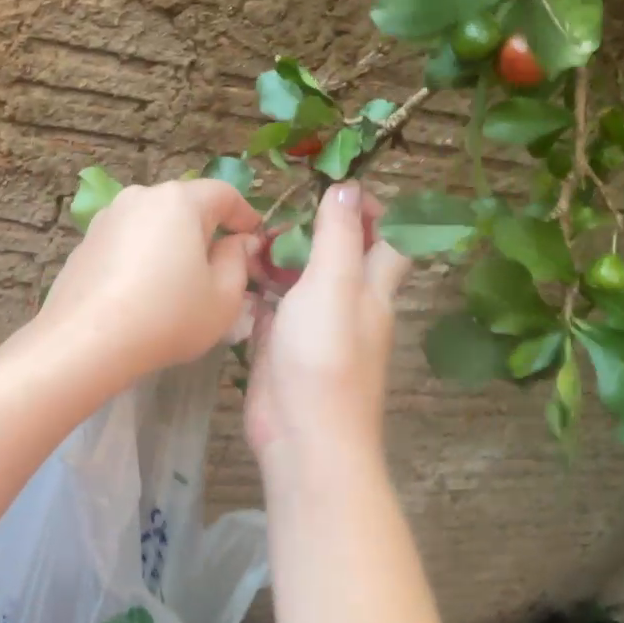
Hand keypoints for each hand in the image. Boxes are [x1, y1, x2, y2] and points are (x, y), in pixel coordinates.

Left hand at [35, 179, 260, 381]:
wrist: (87, 341)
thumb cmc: (167, 316)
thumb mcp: (223, 297)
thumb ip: (238, 261)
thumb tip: (238, 242)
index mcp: (179, 201)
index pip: (223, 193)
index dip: (245, 214)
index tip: (255, 237)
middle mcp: (139, 197)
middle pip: (184, 205)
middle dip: (205, 229)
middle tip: (218, 265)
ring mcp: (106, 218)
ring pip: (151, 223)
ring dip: (170, 242)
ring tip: (177, 281)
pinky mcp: (84, 243)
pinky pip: (125, 242)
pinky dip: (140, 256)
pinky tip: (140, 292)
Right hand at [245, 182, 410, 455]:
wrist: (303, 434)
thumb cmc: (324, 356)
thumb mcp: (333, 285)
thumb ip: (338, 236)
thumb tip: (347, 188)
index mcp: (372, 288)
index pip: (389, 239)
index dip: (374, 211)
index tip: (336, 189)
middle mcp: (348, 304)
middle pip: (341, 256)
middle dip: (315, 230)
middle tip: (279, 215)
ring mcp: (313, 327)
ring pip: (302, 281)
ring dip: (281, 258)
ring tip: (251, 240)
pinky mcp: (280, 346)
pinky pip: (272, 307)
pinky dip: (258, 289)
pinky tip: (234, 276)